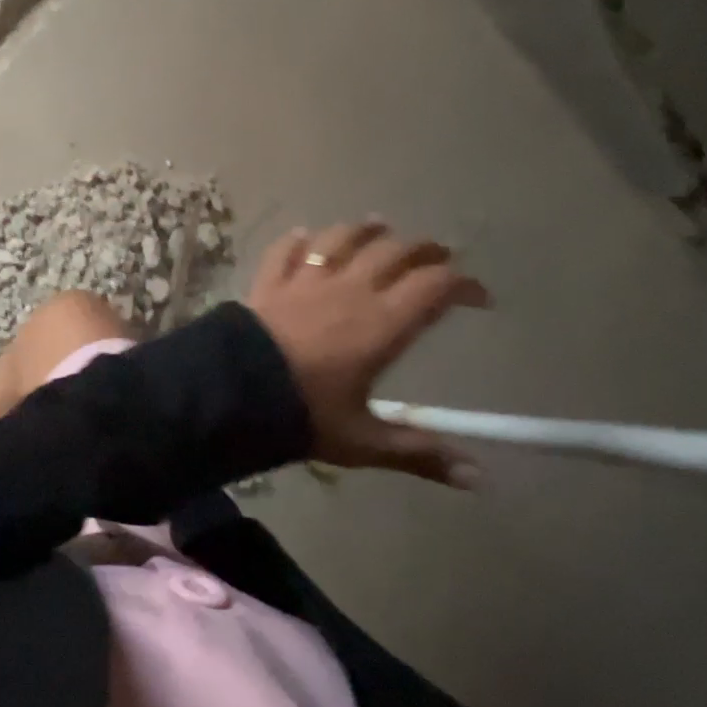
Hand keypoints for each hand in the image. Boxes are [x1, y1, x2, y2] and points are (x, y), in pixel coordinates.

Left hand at [244, 219, 490, 487]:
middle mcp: (348, 292)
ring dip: (364, 231)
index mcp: (382, 324)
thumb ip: (418, 453)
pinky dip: (298, 241)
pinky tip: (304, 236)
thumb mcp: (361, 440)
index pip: (436, 286)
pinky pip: (284, 252)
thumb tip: (479, 480)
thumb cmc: (300, 415)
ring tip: (380, 226)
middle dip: (424, 250)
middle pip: (395, 252)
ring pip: (340, 240)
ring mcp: (303, 283)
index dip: (464, 285)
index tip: (477, 298)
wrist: (227, 394)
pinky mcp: (265, 285)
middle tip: (438, 256)